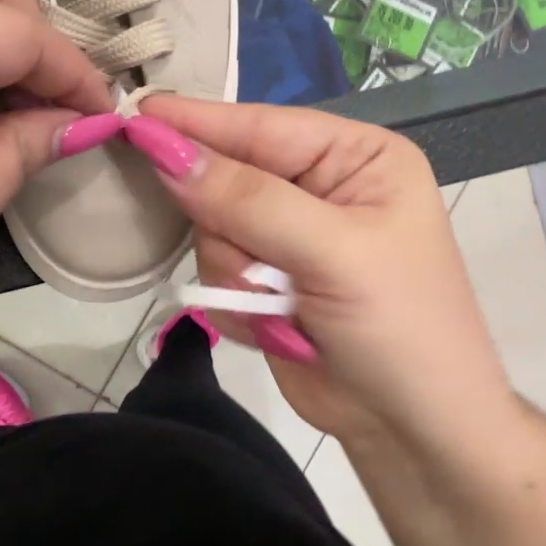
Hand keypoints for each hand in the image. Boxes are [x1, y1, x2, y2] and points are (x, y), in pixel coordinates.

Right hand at [136, 96, 514, 445]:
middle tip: (254, 268)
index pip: (260, 126)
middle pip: (225, 180)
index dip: (198, 124)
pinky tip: (277, 326)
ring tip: (282, 308)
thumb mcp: (333, 254)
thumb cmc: (399, 328)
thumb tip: (165, 151)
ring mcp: (287, 238)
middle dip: (231, 229)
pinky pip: (213, 273)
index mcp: (354, 158)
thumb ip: (247, 200)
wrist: (410, 427)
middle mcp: (318, 188)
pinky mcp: (264, 282)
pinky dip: (235, 303)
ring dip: (236, 276)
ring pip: (211, 232)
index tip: (135, 118)